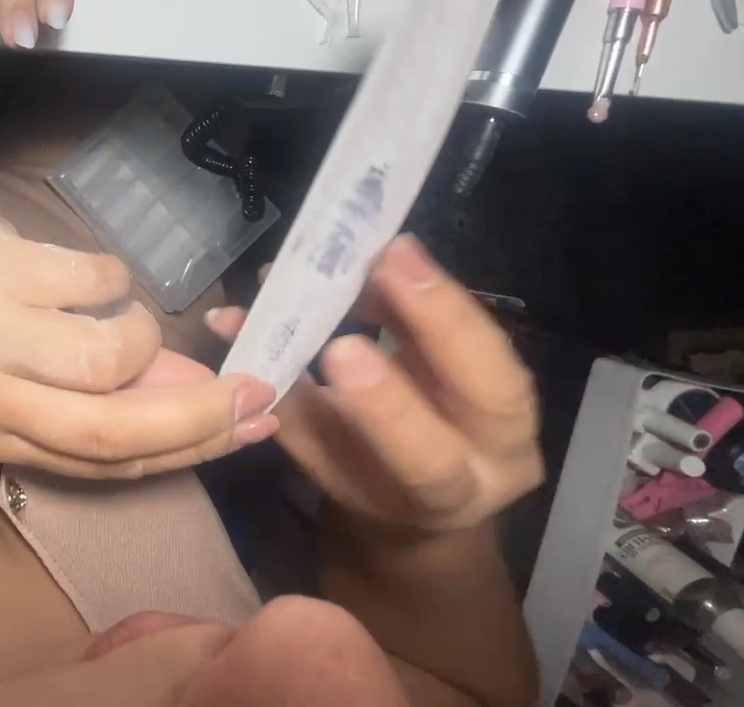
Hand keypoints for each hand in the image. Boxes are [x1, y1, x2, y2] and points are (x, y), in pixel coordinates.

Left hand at [0, 203, 274, 479]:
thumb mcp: (44, 376)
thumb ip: (119, 395)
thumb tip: (214, 401)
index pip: (110, 462)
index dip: (193, 447)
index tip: (255, 424)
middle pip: (109, 429)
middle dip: (197, 414)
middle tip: (252, 386)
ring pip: (104, 357)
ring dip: (141, 334)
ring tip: (123, 315)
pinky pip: (94, 280)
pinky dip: (114, 278)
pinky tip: (92, 277)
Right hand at [208, 237, 543, 534]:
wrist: (419, 495)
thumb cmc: (353, 473)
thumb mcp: (312, 450)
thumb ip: (277, 388)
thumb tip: (227, 319)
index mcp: (440, 494)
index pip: (426, 458)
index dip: (388, 405)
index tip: (341, 349)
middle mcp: (497, 456)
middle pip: (494, 394)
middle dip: (440, 321)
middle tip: (387, 260)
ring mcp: (515, 414)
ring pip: (493, 350)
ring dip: (435, 293)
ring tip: (383, 248)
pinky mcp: (504, 370)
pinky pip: (474, 323)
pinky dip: (426, 288)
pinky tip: (384, 259)